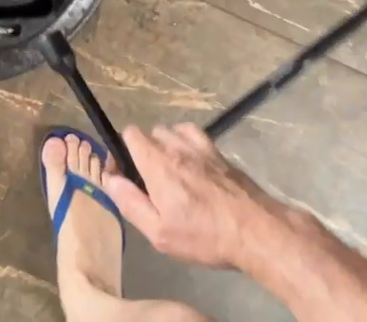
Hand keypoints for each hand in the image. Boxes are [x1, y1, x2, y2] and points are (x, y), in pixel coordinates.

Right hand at [102, 124, 291, 270]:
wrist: (255, 230)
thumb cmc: (204, 235)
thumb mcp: (159, 232)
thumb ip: (130, 203)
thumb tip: (110, 180)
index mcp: (156, 163)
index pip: (129, 133)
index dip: (122, 151)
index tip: (126, 175)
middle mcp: (175, 145)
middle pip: (149, 133)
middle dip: (144, 153)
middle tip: (151, 183)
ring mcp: (199, 145)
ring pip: (171, 132)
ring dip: (166, 147)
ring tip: (173, 175)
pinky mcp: (218, 151)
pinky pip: (192, 134)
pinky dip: (186, 143)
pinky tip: (193, 164)